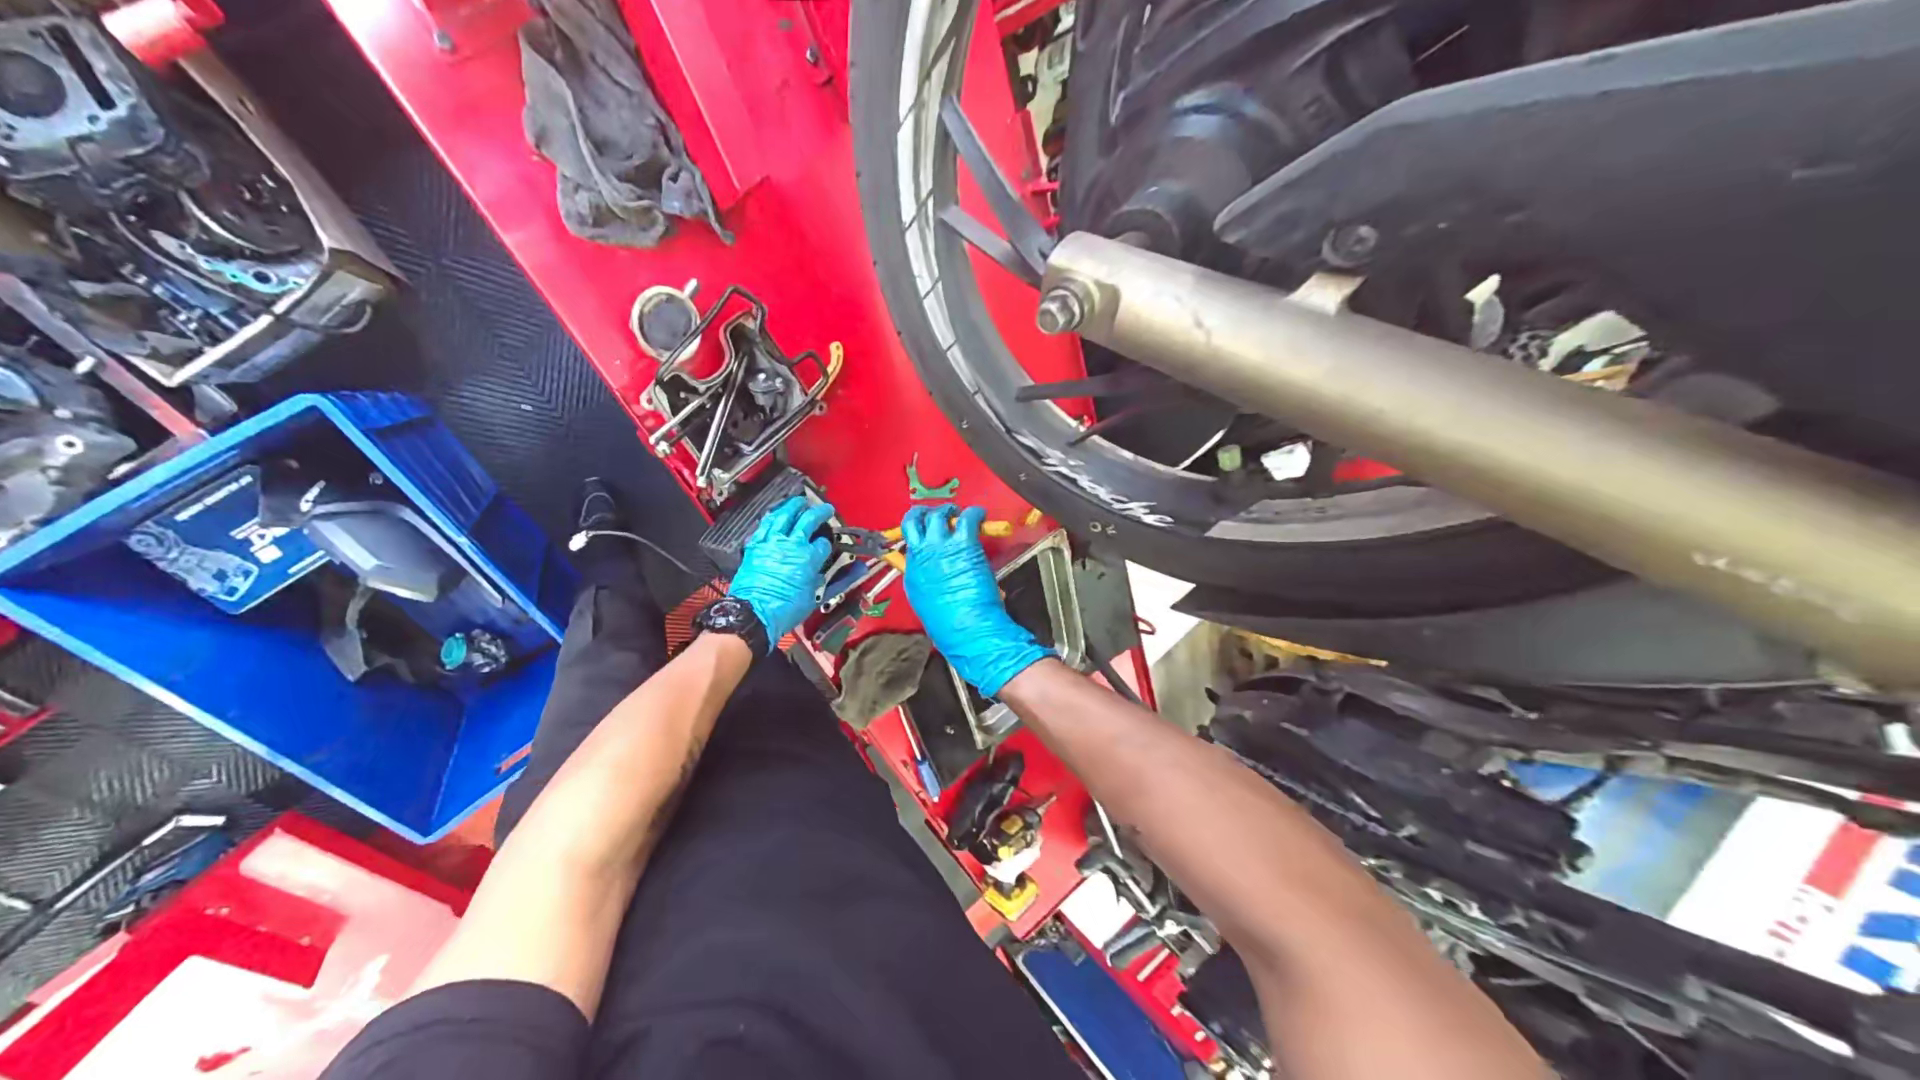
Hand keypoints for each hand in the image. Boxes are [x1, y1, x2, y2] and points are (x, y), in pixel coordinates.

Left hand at [728, 496, 835, 646]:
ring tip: (798, 502)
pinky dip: (771, 519)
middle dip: (818, 512)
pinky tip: (773, 516)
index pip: (822, 543)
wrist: (752, 614)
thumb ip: (820, 581)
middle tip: (824, 508)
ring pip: (782, 516)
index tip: (826, 544)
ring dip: (792, 506)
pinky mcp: (755, 547)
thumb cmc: (780, 610)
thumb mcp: (811, 598)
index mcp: (808, 558)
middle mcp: (790, 545)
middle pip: (807, 520)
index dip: (827, 542)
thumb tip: (824, 574)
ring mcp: (770, 543)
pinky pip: (763, 527)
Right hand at [901, 504, 1050, 695]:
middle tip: (936, 513)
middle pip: (914, 523)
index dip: (917, 536)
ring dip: (949, 511)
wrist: (967, 629)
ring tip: (958, 513)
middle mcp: (921, 556)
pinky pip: (967, 518)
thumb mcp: (928, 605)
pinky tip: (979, 515)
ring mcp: (940, 547)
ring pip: (938, 515)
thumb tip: (937, 579)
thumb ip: (929, 586)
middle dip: (923, 514)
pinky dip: (974, 513)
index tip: (925, 534)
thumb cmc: (950, 627)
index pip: (907, 546)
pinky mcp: (963, 544)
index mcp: (912, 574)